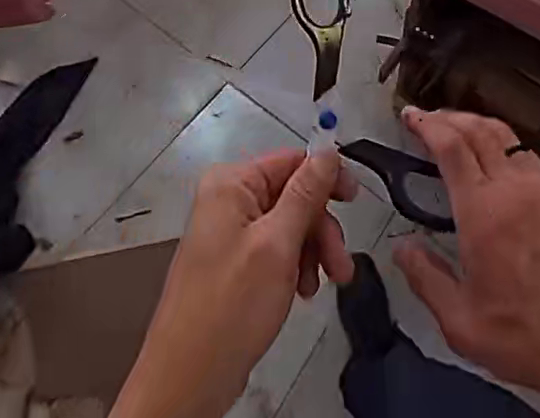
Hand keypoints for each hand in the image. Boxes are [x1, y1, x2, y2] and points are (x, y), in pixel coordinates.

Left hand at [112, 150, 357, 417]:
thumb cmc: (229, 309)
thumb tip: (329, 151)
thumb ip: (306, 193)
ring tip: (328, 281)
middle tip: (339, 260)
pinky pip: (280, 247)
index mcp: (231, 186)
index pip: (294, 160)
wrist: (185, 387)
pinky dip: (299, 264)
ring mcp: (231, 233)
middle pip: (297, 194)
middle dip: (323, 227)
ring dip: (316, 249)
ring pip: (294, 222)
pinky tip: (304, 289)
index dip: (329, 178)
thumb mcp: (277, 244)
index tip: (353, 202)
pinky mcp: (236, 262)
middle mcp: (229, 202)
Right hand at [394, 108, 539, 416]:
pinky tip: (499, 160)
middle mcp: (513, 186)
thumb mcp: (461, 322)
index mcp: (482, 211)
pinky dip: (506, 144)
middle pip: (480, 130)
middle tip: (429, 118)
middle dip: (451, 117)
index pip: (451, 148)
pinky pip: (529, 156)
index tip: (410, 115)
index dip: (428, 125)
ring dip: (479, 125)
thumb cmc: (523, 334)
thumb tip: (403, 248)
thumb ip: (427, 279)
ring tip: (460, 130)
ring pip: (508, 136)